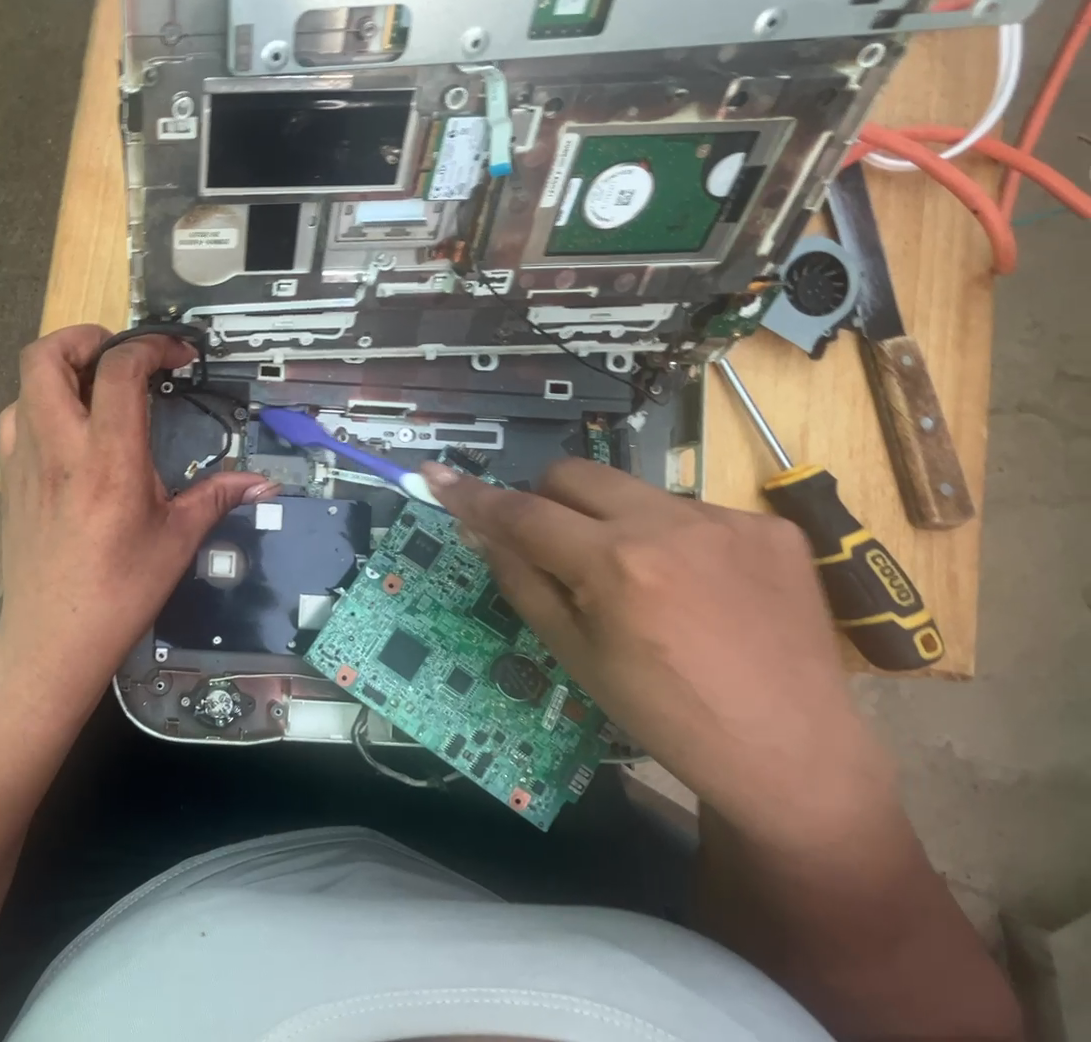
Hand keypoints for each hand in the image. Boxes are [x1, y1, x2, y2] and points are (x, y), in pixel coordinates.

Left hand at [0, 327, 273, 702]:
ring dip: (60, 369)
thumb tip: (263, 481)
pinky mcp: (8, 479)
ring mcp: (24, 461)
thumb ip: (216, 497)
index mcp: (108, 460)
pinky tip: (66, 430)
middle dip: (85, 337)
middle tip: (121, 355)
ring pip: (24, 382)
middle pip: (47, 355)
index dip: (151, 345)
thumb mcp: (176, 542)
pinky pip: (14, 418)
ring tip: (96, 388)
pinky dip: (38, 403)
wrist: (53, 639)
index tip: (178, 356)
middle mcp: (58, 448)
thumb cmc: (120, 593)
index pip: (119, 370)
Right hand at [422, 457, 896, 847]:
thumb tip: (481, 531)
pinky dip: (670, 538)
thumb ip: (521, 579)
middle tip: (551, 547)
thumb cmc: (661, 713)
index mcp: (615, 564)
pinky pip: (691, 512)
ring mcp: (729, 519)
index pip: (522, 513)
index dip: (472, 496)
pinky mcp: (772, 528)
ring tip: (638, 583)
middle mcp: (671, 523)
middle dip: (545, 500)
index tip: (435, 476)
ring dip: (611, 521)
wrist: (787, 749)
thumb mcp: (572, 652)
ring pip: (633, 492)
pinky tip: (693, 588)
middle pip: (574, 474)